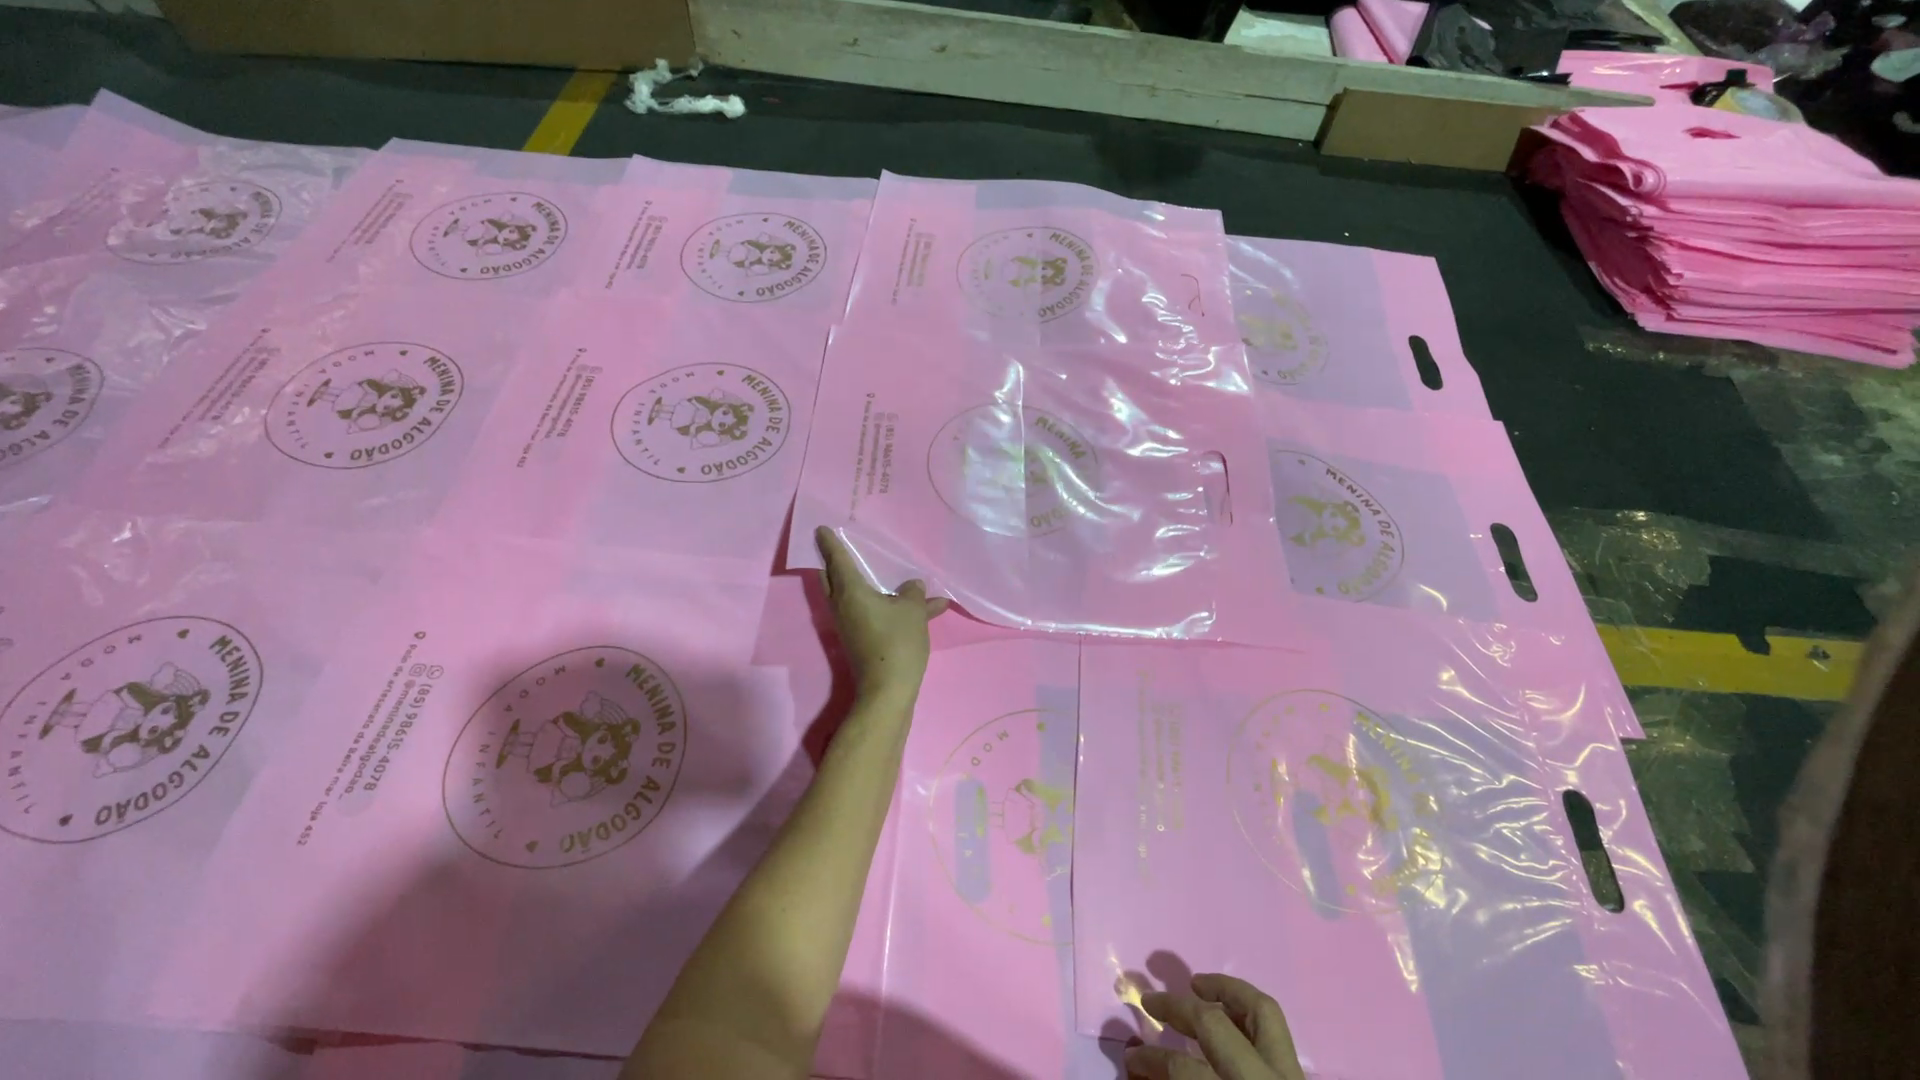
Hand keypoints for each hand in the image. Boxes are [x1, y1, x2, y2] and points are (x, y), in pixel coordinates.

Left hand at [815, 527, 948, 704]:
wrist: (888, 689)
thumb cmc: (896, 642)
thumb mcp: (912, 611)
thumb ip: (912, 593)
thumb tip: (911, 586)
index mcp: (850, 592)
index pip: (836, 560)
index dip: (830, 543)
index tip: (820, 529)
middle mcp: (843, 605)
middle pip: (834, 578)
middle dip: (835, 562)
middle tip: (838, 546)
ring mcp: (850, 624)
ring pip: (853, 596)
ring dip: (866, 583)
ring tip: (885, 571)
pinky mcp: (861, 639)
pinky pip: (870, 611)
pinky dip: (887, 605)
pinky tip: (923, 607)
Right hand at [1127, 974, 1305, 1079]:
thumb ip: (1184, 1079)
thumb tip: (1144, 1068)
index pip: (1185, 1069)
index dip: (1152, 1060)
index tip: (1131, 1057)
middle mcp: (1266, 1078)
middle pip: (1219, 1027)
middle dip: (1181, 1008)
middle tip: (1152, 1001)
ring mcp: (1292, 1075)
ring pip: (1266, 1014)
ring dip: (1229, 993)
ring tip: (1200, 986)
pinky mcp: (1304, 1074)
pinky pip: (1277, 1032)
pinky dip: (1251, 1015)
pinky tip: (1233, 1018)